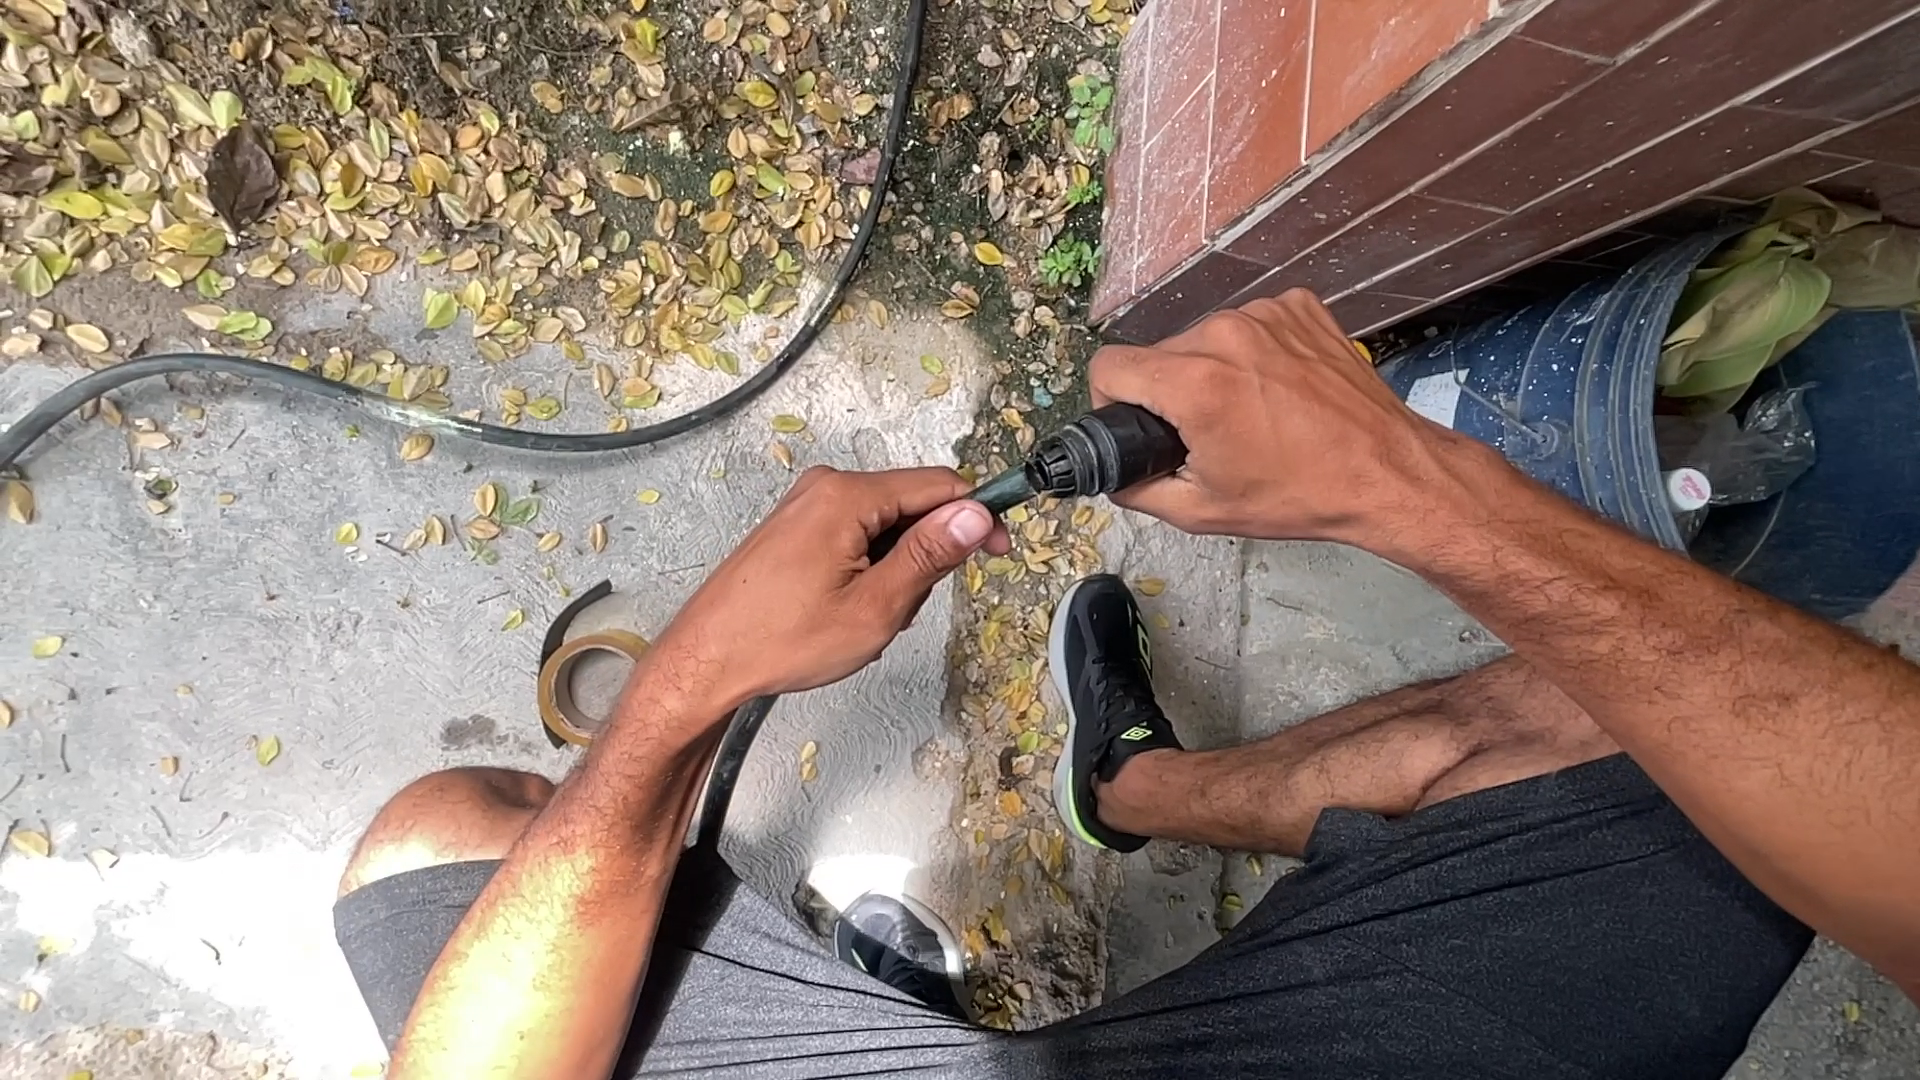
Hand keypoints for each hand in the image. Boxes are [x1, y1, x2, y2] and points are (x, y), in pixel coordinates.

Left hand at [646, 466, 1010, 707]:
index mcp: (848, 497)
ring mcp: (808, 505)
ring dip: (897, 569)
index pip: (941, 487)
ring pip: (886, 525)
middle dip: (926, 555)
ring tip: (869, 615)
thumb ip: (930, 556)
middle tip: (906, 607)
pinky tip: (850, 606)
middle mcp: (826, 488)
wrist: (706, 660)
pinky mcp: (798, 525)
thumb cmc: (781, 640)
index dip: (977, 518)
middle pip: (912, 505)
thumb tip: (974, 515)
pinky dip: (870, 569)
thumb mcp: (875, 606)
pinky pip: (858, 534)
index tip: (996, 550)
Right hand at [1090, 289, 1466, 542]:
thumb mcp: (1200, 511)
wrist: (1385, 473)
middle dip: (1164, 393)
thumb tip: (1114, 475)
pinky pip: (1244, 324)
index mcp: (1196, 384)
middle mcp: (1225, 335)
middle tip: (1200, 432)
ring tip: (1244, 411)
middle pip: (1156, 354)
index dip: (1110, 400)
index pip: (1109, 365)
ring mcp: (1265, 314)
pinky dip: (1247, 354)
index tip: (1134, 422)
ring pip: (1199, 338)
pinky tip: (1272, 387)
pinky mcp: (1296, 307)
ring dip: (1206, 371)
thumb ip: (1135, 491)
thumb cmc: (1299, 494)